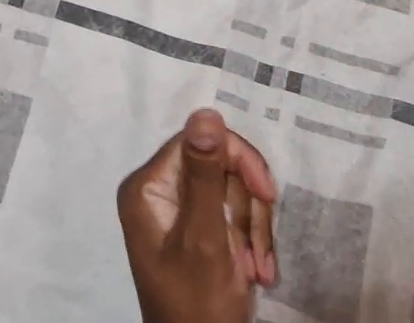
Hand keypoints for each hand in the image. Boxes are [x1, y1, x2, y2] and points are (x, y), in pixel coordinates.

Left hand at [117, 108, 278, 322]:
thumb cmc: (198, 304)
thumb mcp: (205, 237)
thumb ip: (205, 174)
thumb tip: (204, 111)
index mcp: (147, 187)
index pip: (199, 141)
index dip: (237, 161)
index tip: (266, 193)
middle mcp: (157, 191)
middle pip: (218, 165)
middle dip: (247, 206)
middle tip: (257, 248)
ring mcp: (176, 210)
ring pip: (231, 189)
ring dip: (253, 228)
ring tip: (258, 269)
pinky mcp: (195, 228)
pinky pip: (232, 212)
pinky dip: (251, 240)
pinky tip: (257, 271)